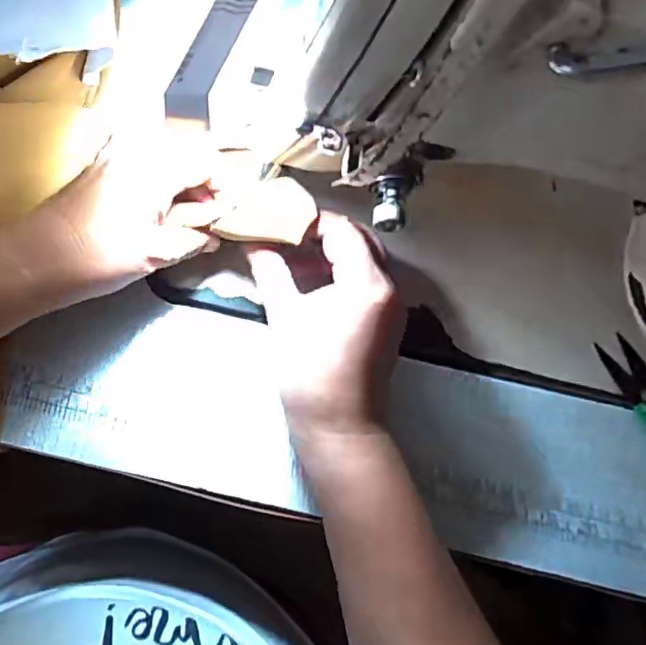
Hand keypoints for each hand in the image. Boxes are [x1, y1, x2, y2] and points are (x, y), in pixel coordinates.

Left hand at [0, 132, 221, 312]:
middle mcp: (137, 146)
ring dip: (182, 177)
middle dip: (205, 179)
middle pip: (190, 147)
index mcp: (156, 164)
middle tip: (206, 214)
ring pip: (167, 150)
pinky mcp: (101, 161)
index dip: (225, 185)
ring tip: (181, 214)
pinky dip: (158, 175)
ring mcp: (115, 150)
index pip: (209, 158)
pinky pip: (143, 156)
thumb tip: (210, 232)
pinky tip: (155, 205)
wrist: (37, 257)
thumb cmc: (97, 257)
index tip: (226, 212)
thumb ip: (192, 237)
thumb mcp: (155, 253)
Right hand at [248, 211, 404, 438]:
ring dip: (329, 252)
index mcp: (367, 283)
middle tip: (283, 233)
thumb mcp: (284, 315)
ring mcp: (390, 305)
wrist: (338, 423)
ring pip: (363, 260)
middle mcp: (388, 288)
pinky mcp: (384, 320)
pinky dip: (338, 272)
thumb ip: (271, 273)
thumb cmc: (309, 371)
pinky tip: (307, 281)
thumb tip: (256, 245)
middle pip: (359, 241)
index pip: (343, 231)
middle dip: (322, 233)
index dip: (310, 221)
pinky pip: (364, 281)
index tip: (278, 221)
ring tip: (289, 255)